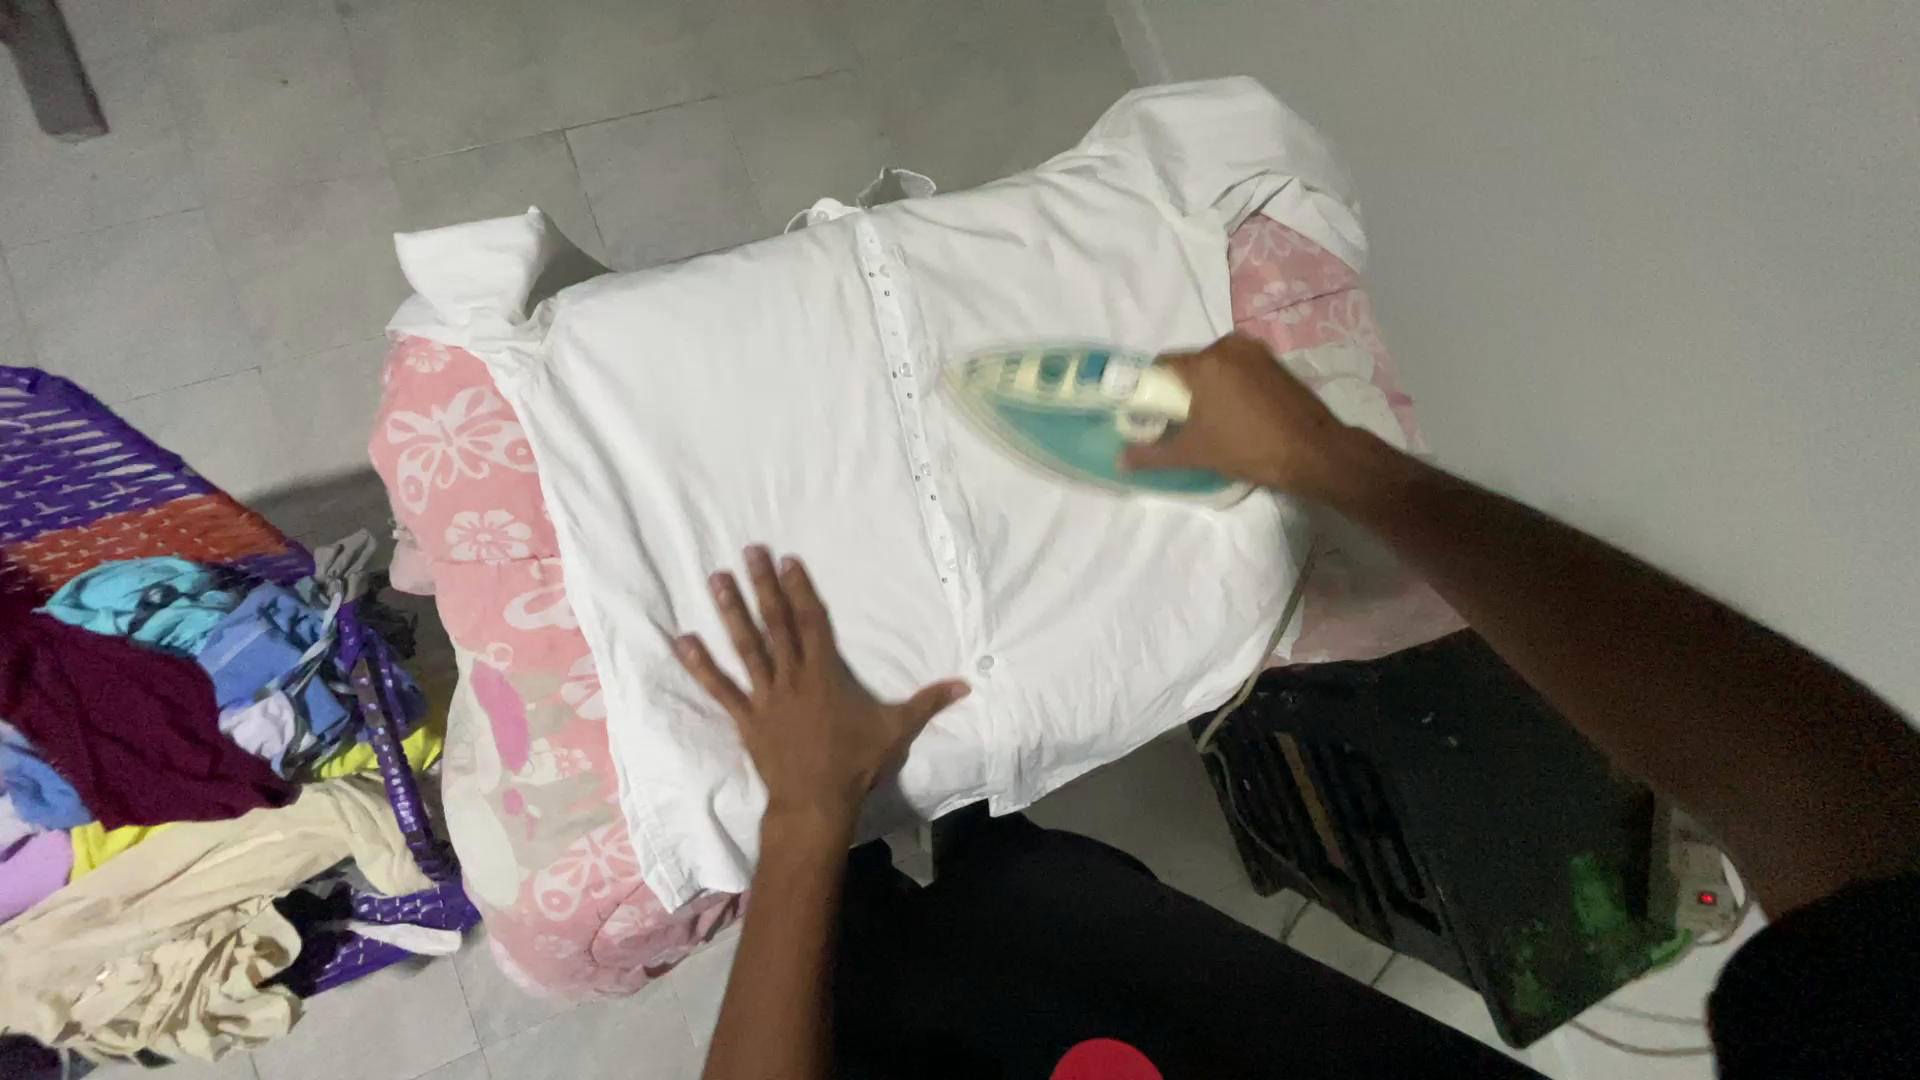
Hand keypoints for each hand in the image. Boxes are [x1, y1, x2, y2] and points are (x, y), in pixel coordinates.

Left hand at [674, 546, 969, 836]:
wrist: (815, 803)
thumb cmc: (855, 763)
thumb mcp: (897, 729)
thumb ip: (928, 702)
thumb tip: (966, 685)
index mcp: (824, 674)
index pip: (812, 621)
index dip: (800, 589)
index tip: (787, 561)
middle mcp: (791, 677)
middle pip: (776, 623)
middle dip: (763, 586)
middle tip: (749, 551)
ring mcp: (765, 696)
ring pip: (745, 647)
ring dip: (731, 612)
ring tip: (716, 579)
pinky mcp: (746, 718)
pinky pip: (720, 689)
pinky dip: (701, 666)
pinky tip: (682, 641)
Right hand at [1119, 332, 1355, 495]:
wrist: (1314, 452)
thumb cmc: (1247, 447)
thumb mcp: (1193, 453)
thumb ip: (1152, 454)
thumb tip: (1120, 460)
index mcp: (1205, 361)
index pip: (1161, 365)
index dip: (1149, 388)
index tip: (1149, 412)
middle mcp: (1229, 346)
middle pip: (1188, 364)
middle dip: (1178, 390)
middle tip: (1177, 422)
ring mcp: (1257, 352)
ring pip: (1215, 367)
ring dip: (1205, 389)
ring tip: (1206, 421)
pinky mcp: (1276, 364)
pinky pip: (1238, 370)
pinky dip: (1229, 387)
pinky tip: (1233, 415)